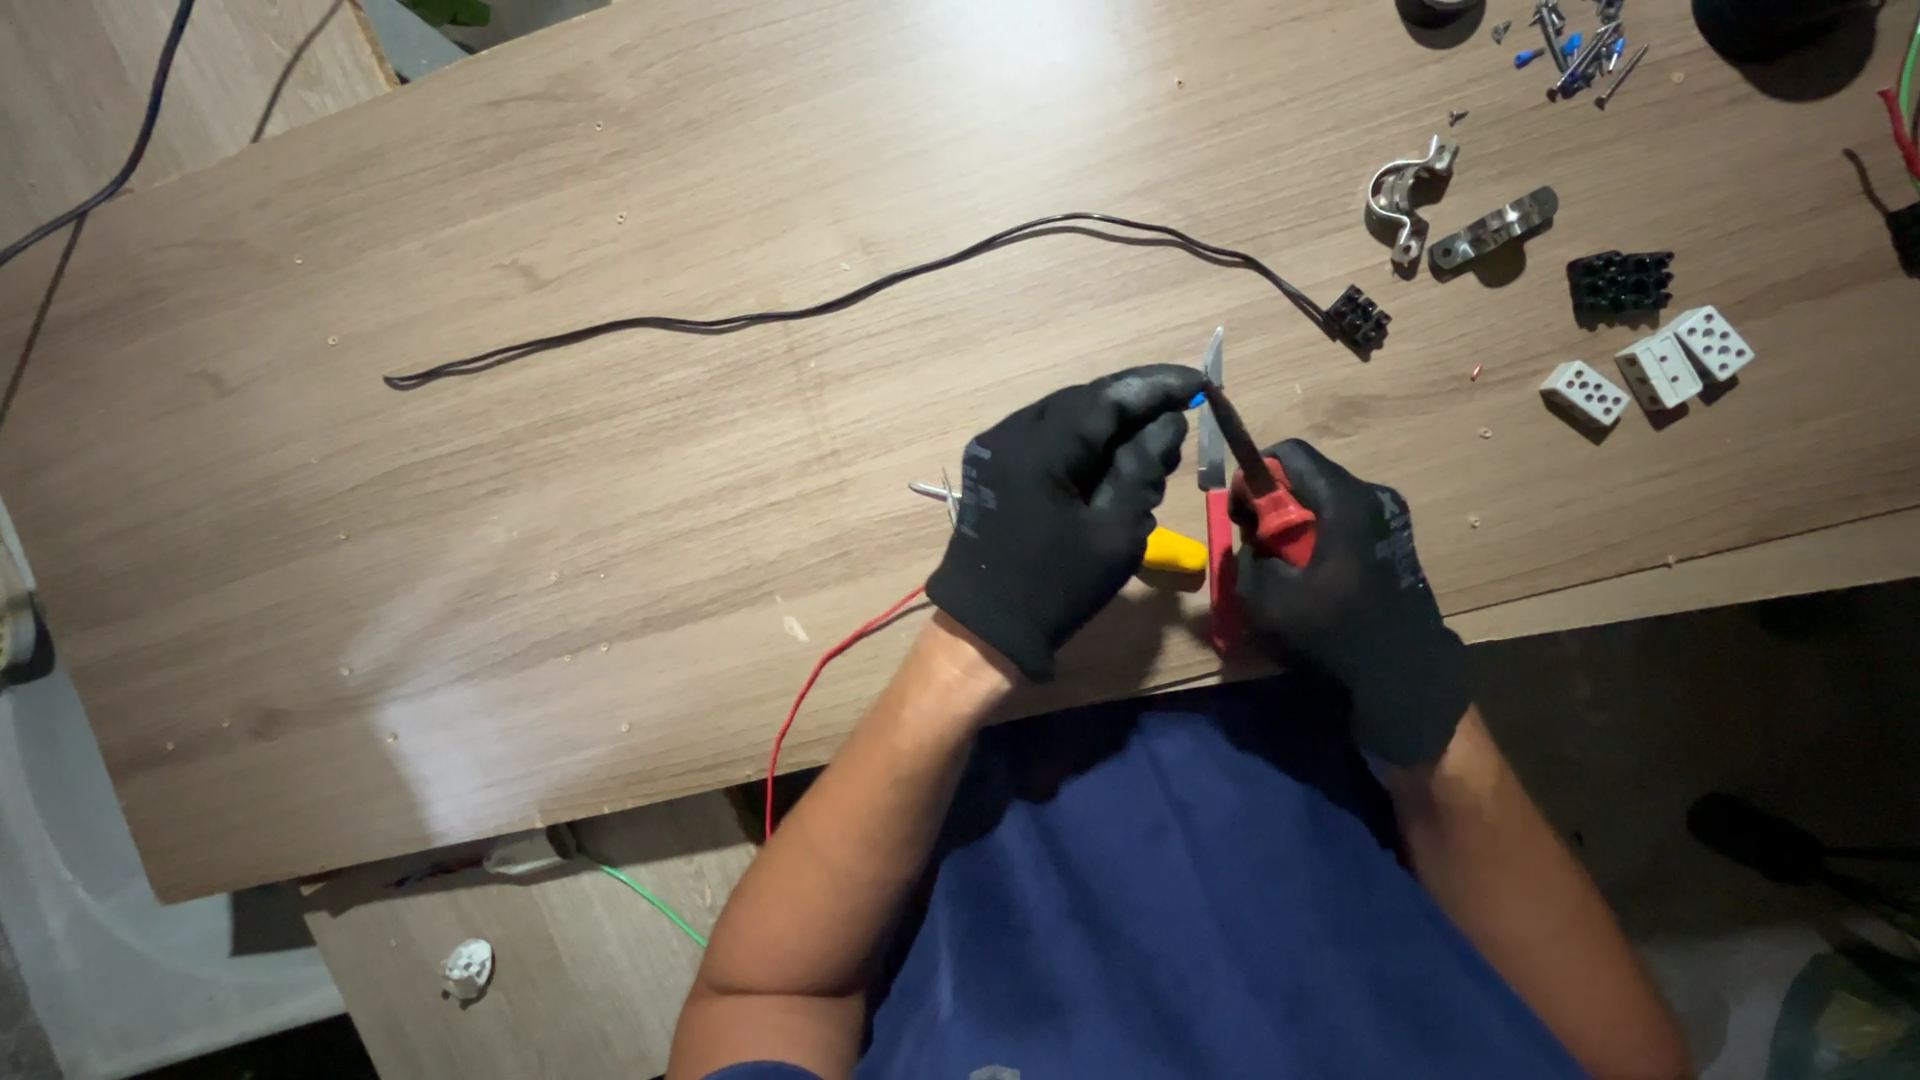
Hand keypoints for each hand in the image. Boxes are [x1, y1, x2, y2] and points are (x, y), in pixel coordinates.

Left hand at [925, 364, 1203, 681]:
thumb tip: (1166, 421)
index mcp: (1036, 450)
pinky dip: (1080, 446)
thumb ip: (1142, 468)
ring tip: (1148, 456)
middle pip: (1082, 402)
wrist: (986, 628)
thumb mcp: (1115, 532)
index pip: (1105, 398)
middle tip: (1177, 429)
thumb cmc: (1057, 588)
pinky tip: (1108, 468)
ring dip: (1107, 429)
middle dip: (1132, 409)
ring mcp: (993, 449)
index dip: (1155, 386)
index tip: (1198, 382)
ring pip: (1063, 418)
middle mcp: (1008, 435)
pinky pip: (1044, 439)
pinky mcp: (991, 466)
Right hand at [1234, 439, 1469, 765]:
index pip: (1288, 453)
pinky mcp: (1397, 536)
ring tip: (1284, 564)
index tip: (1242, 514)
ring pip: (1324, 497)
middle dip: (1272, 502)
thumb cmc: (1332, 631)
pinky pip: (1344, 517)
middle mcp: (1371, 495)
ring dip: (1295, 521)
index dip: (1254, 474)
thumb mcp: (1265, 598)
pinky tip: (1314, 573)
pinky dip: (1320, 533)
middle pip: (1306, 474)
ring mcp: (1391, 515)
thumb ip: (1247, 555)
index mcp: (1342, 500)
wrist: (1404, 673)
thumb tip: (1252, 540)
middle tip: (1257, 543)